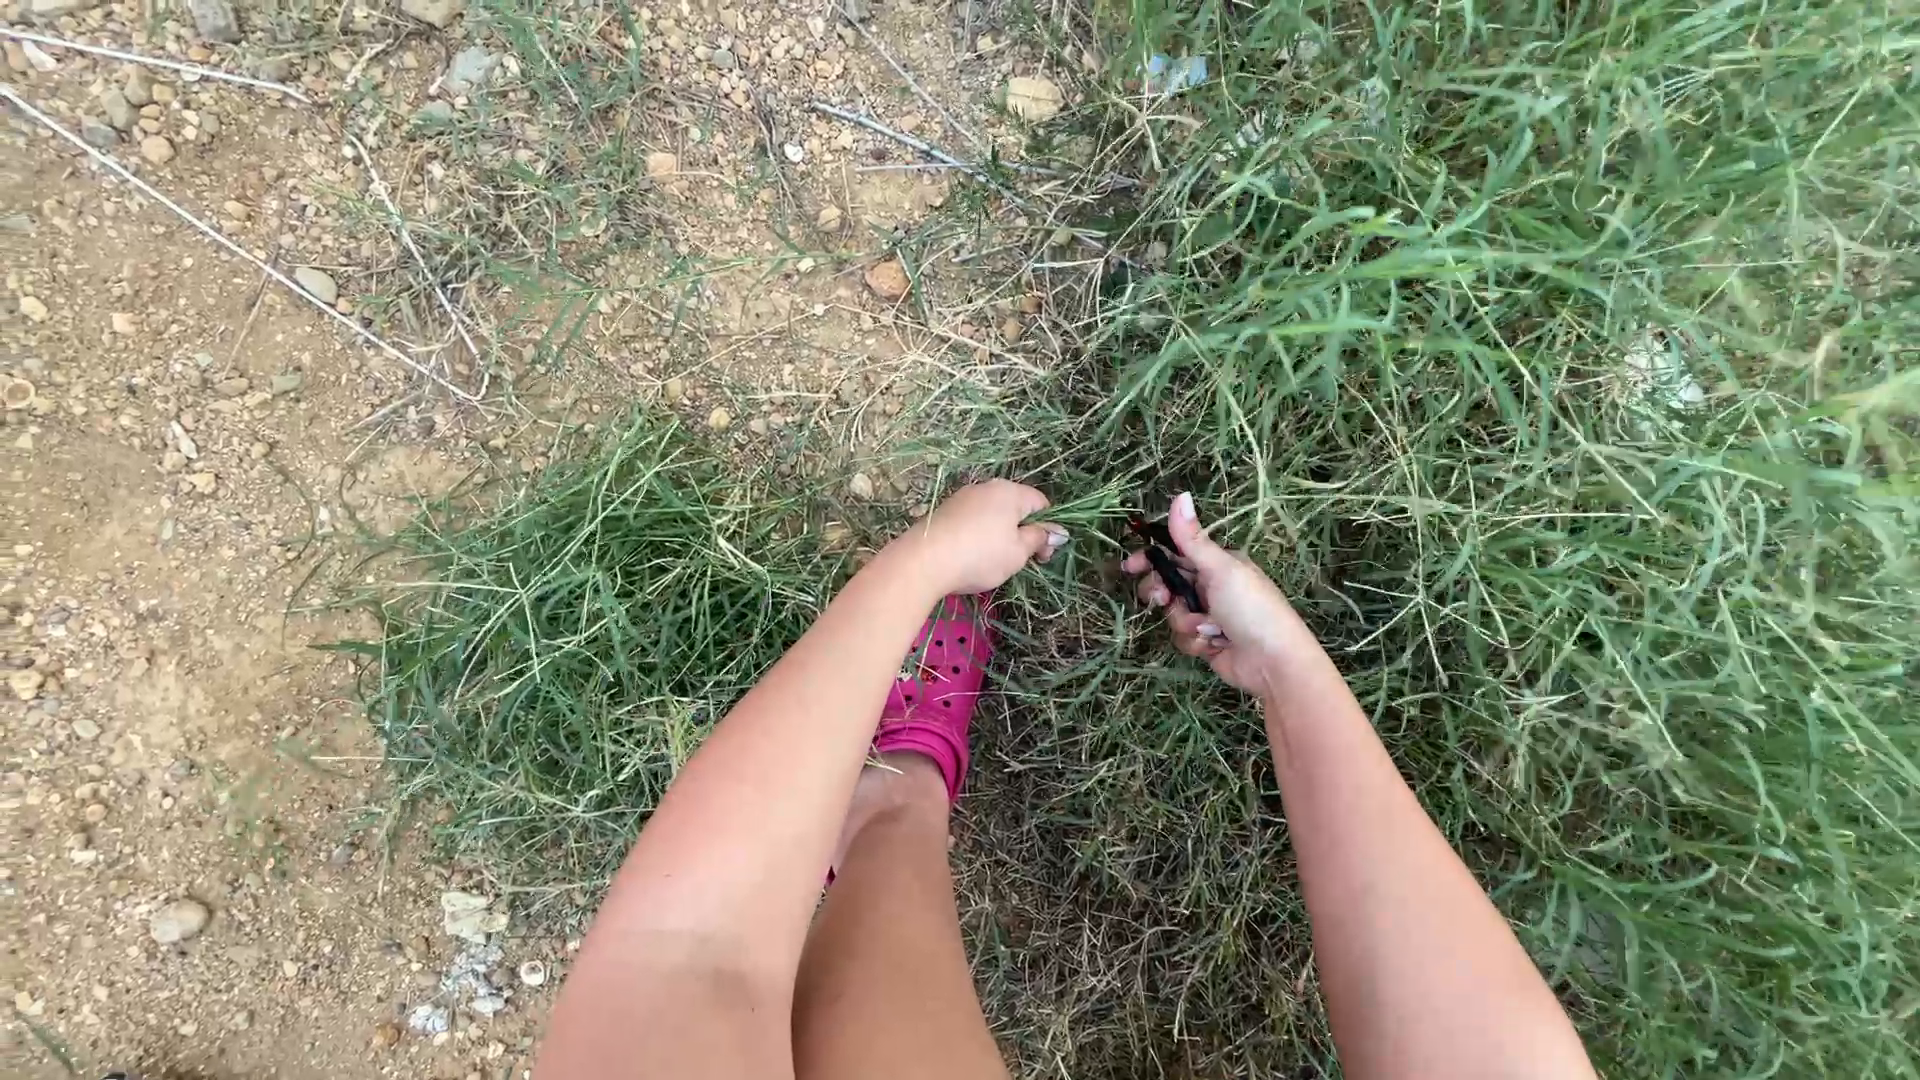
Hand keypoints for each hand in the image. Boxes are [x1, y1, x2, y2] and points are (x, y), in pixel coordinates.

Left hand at [893, 479, 1068, 593]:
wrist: (924, 561)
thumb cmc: (981, 556)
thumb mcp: (1018, 552)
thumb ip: (1039, 539)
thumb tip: (1059, 532)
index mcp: (1009, 491)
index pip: (1040, 503)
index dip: (1048, 528)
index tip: (1043, 555)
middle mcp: (986, 487)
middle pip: (1016, 508)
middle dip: (1024, 532)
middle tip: (1022, 562)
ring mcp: (962, 498)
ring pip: (993, 515)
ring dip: (1001, 535)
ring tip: (994, 562)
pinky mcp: (944, 511)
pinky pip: (973, 520)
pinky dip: (979, 536)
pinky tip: (971, 556)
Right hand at [1122, 493, 1306, 697]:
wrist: (1273, 662)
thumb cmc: (1252, 609)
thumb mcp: (1220, 569)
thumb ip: (1192, 538)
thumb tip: (1180, 495)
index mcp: (1218, 564)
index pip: (1175, 553)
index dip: (1150, 560)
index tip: (1131, 568)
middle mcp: (1212, 587)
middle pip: (1168, 584)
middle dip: (1162, 594)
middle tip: (1162, 600)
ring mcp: (1209, 615)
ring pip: (1173, 614)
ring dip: (1186, 622)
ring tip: (1208, 628)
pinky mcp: (1206, 641)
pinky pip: (1183, 637)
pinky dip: (1195, 642)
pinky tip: (1214, 644)